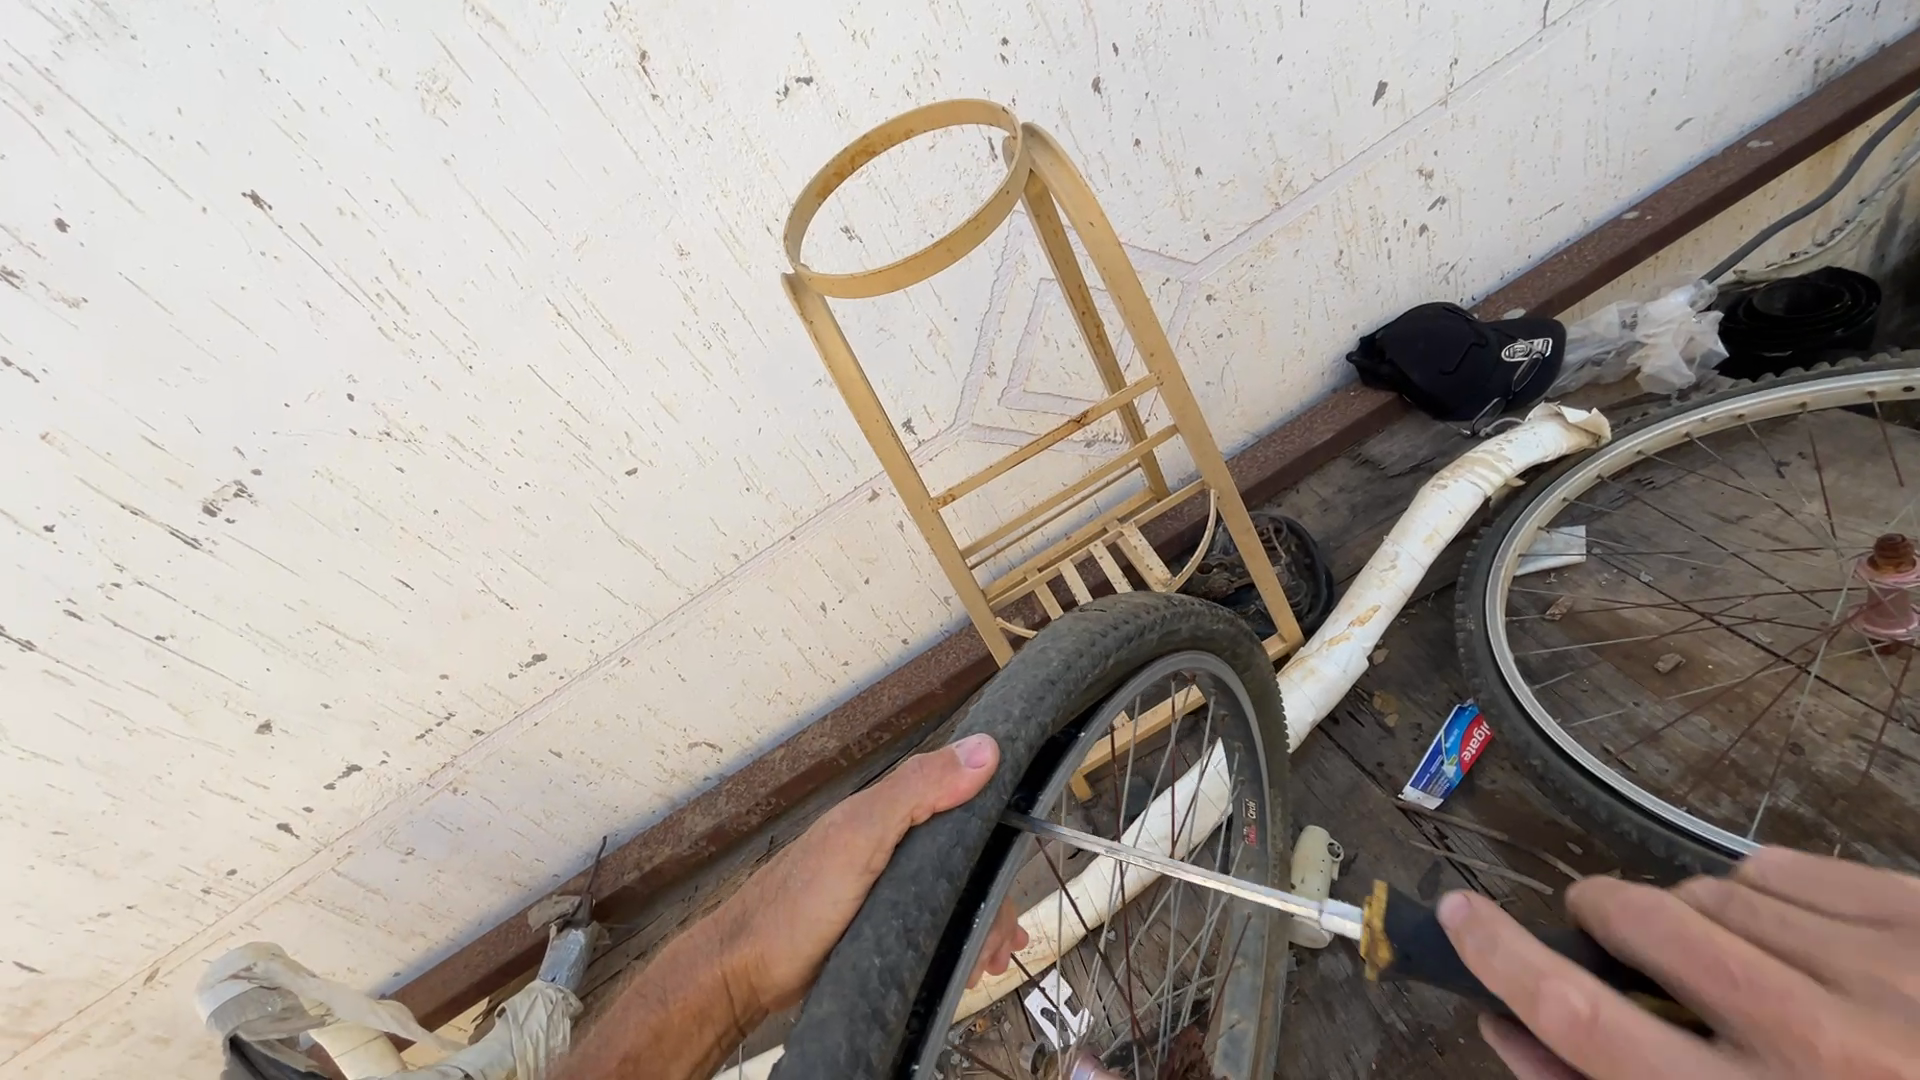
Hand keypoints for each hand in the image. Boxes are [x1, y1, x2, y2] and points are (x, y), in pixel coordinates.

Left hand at [711, 732, 1025, 1013]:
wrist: (746, 971)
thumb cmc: (797, 900)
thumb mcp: (861, 835)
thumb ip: (918, 789)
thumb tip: (985, 748)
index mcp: (896, 809)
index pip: (968, 801)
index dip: (1001, 832)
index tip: (1019, 872)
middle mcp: (899, 842)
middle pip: (971, 859)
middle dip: (994, 901)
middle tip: (997, 945)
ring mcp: (894, 886)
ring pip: (959, 899)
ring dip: (983, 930)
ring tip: (984, 965)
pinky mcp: (889, 926)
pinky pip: (941, 928)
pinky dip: (964, 947)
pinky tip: (972, 967)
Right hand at [1439, 847, 1919, 1078]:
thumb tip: (1503, 1029)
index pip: (1582, 1017)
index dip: (1497, 954)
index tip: (1455, 913)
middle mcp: (1833, 1048)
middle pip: (1632, 916)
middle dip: (1606, 918)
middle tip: (1633, 949)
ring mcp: (1900, 974)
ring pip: (1707, 889)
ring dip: (1704, 922)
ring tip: (1769, 977)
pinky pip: (1781, 867)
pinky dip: (1771, 899)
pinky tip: (1827, 953)